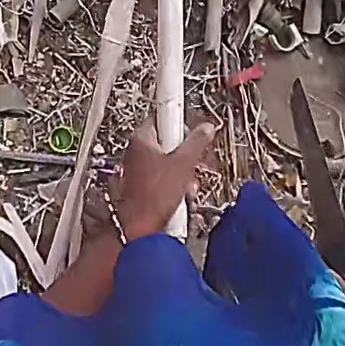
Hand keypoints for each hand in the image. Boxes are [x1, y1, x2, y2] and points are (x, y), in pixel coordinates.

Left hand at [115, 120, 214, 241]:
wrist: (138, 230)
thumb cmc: (152, 197)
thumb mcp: (183, 164)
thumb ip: (196, 143)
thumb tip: (207, 128)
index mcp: (142, 138)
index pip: (163, 115)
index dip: (180, 123)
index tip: (191, 128)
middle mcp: (137, 150)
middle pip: (169, 140)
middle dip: (185, 152)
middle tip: (193, 161)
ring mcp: (139, 168)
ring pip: (169, 160)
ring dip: (183, 170)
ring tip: (188, 183)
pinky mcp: (144, 184)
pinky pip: (165, 176)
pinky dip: (176, 182)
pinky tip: (182, 194)